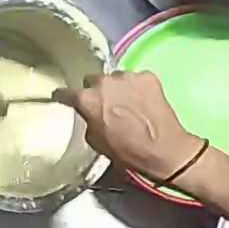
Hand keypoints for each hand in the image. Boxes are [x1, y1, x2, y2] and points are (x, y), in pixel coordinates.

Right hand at [56, 71, 204, 180]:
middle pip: (93, 80)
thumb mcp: (96, 142)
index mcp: (87, 99)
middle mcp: (105, 82)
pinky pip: (136, 79)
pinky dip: (138, 88)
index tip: (65, 98)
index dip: (65, 96)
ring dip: (118, 88)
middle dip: (97, 91)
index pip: (67, 92)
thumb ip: (88, 121)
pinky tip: (143, 102)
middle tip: (106, 105)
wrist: (163, 149)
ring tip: (128, 105)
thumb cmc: (127, 151)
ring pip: (116, 78)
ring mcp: (128, 76)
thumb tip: (90, 114)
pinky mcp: (147, 76)